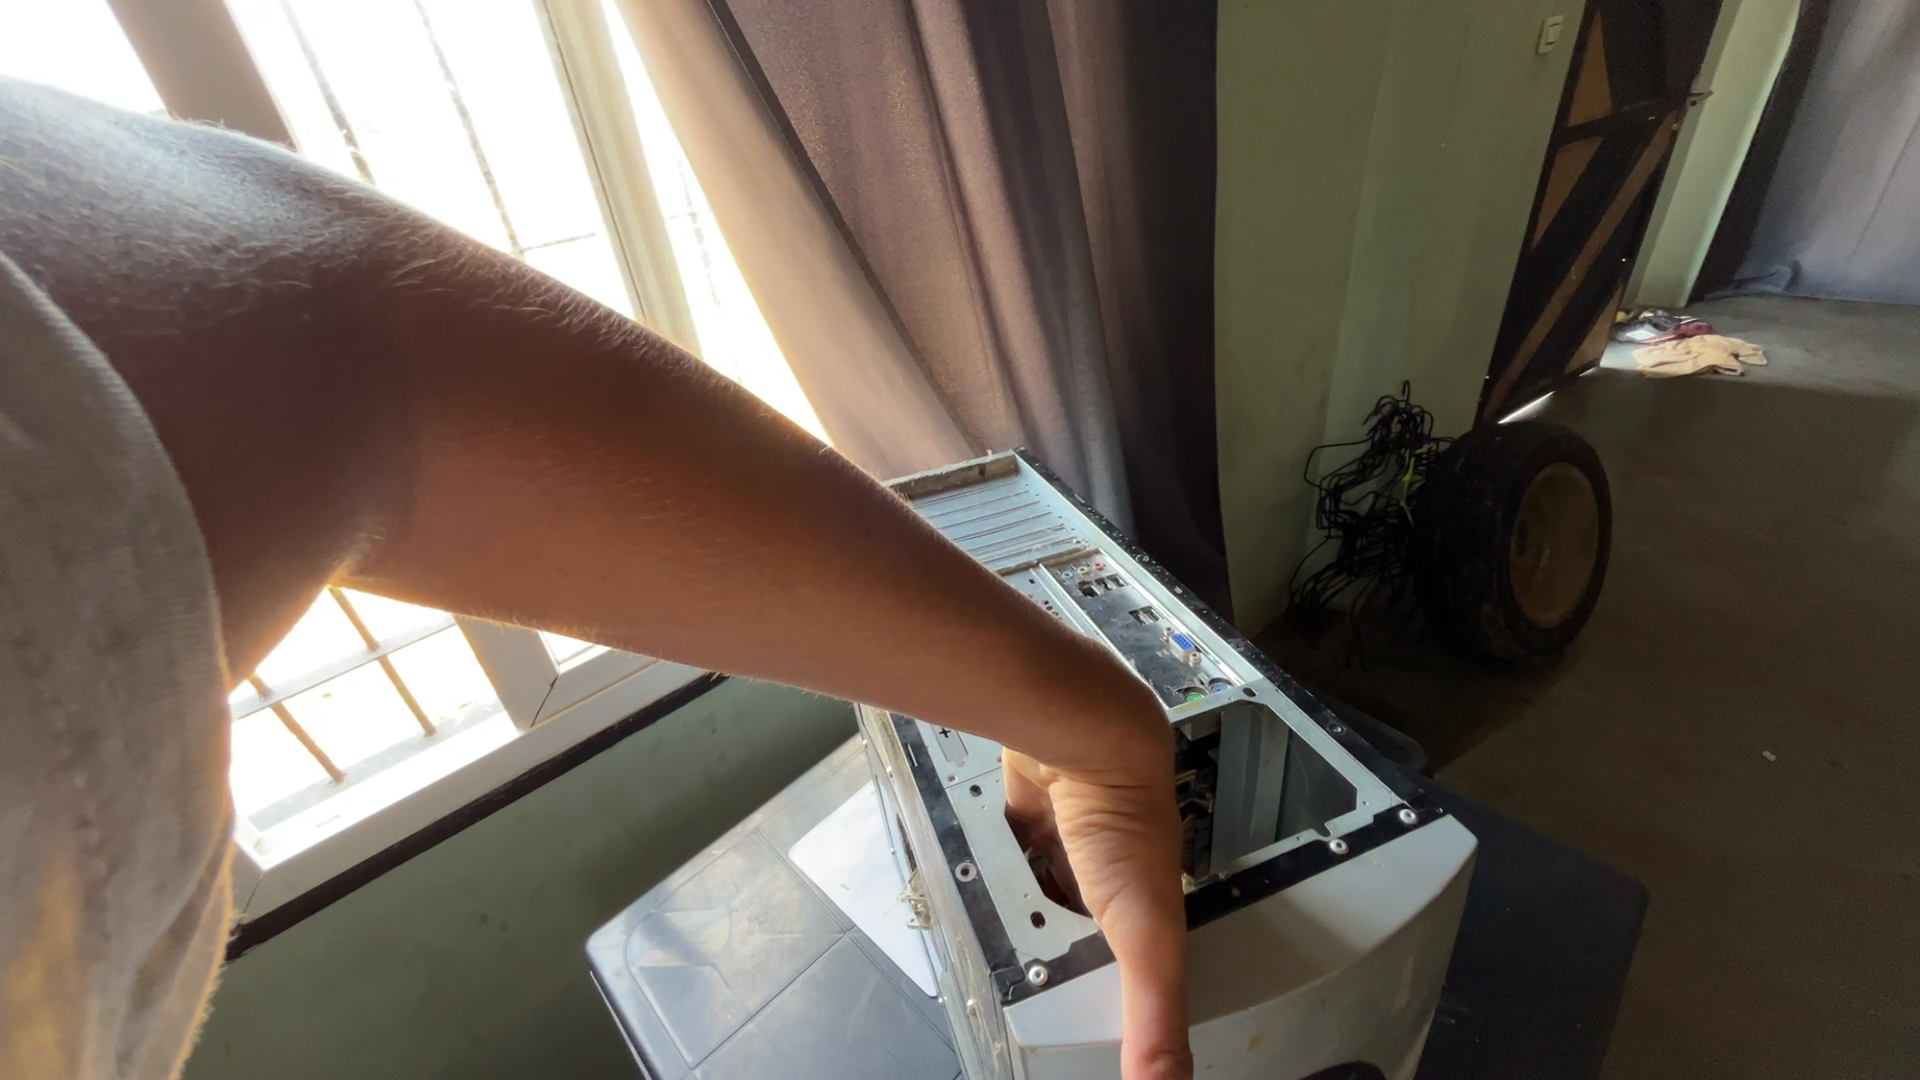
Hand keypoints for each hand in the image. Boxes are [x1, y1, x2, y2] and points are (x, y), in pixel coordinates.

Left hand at [1004, 726, 1192, 1079]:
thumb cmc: (1125, 824)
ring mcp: (1062, 843)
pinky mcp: (1027, 816)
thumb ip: (1156, 1017)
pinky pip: (1006, 852)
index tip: (1062, 1014)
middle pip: (1067, 932)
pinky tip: (978, 883)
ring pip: (1032, 892)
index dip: (1091, 994)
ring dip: (1014, 909)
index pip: (1117, 970)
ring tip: (985, 941)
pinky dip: (995, 866)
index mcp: (1140, 911)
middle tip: (1013, 976)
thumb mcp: (1146, 933)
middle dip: (1043, 953)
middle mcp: (1101, 877)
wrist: (1085, 735)